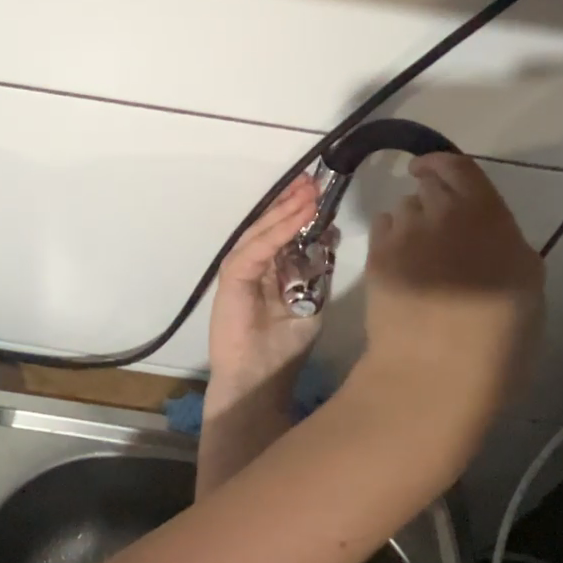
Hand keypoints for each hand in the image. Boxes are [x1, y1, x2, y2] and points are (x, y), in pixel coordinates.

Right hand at [207, 175, 322, 405]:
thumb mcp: (311, 304)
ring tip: (306, 191)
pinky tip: (295, 217)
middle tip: (312, 181)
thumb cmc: (284, 349)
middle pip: (271, 224)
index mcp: (269, 269)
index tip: (320, 191)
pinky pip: (256, 249)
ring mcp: (240, 269)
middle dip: (292, 201)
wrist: (257, 382)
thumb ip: (317, 273)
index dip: (299, 209)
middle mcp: (253, 263)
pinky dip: (276, 231)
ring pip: (262, 231)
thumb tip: (329, 236)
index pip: (283, 231)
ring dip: (285, 210)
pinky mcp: (233, 278)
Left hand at [354, 154, 543, 433]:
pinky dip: (393, 238)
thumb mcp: (528, 288)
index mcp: (487, 217)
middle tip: (441, 223)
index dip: (445, 165)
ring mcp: (404, 233)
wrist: (433, 373)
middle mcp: (441, 214)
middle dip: (432, 194)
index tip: (438, 172)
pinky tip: (404, 265)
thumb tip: (489, 230)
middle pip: (429, 183)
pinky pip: (384, 229)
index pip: (459, 166)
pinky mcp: (377, 255)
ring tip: (424, 254)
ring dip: (413, 221)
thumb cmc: (496, 340)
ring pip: (404, 208)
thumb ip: (508, 245)